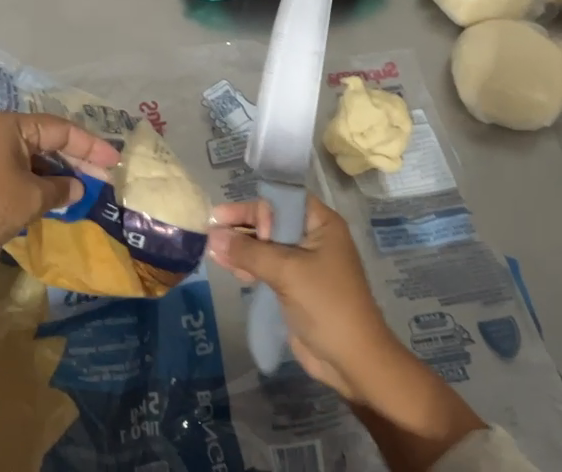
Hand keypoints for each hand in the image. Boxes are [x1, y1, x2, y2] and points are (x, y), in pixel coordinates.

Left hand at [0, 112, 119, 262]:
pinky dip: (40, 185)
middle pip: (49, 141)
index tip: (116, 161)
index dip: (92, 146)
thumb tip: (77, 187)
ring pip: (34, 160)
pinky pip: (19, 174)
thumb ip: (60, 188)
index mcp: (12, 126)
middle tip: (107, 177)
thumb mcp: (30, 198)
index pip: (62, 129)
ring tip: (87, 190)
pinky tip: (57, 200)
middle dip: (78, 160)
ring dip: (59, 175)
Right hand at [206, 195, 399, 400]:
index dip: (252, 206)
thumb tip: (212, 236)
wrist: (352, 360)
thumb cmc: (326, 304)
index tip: (221, 215)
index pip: (281, 201)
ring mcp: (303, 264)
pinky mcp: (294, 287)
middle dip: (241, 227)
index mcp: (321, 223)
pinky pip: (266, 268)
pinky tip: (227, 268)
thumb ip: (248, 251)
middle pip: (270, 222)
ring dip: (241, 248)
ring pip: (265, 247)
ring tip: (211, 251)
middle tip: (209, 232)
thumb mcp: (286, 271)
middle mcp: (312, 238)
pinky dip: (247, 267)